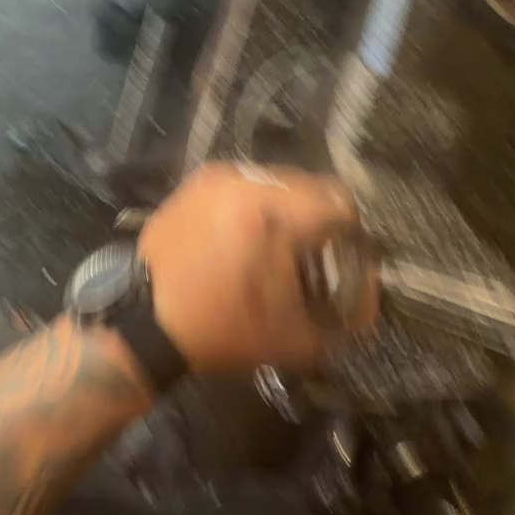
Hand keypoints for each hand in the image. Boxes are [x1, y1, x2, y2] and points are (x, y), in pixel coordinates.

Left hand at [138, 163, 371, 371]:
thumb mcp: (295, 336)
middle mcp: (241, 182)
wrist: (142, 321)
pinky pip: (242, 184)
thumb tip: (372, 290)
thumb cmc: (220, 329)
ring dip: (287, 209)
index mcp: (268, 213)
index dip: (352, 232)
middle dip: (320, 219)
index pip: (337, 201)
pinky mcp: (193, 183)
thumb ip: (348, 314)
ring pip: (274, 181)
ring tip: (280, 246)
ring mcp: (212, 178)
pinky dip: (255, 205)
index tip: (349, 258)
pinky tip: (248, 237)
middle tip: (317, 254)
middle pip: (307, 186)